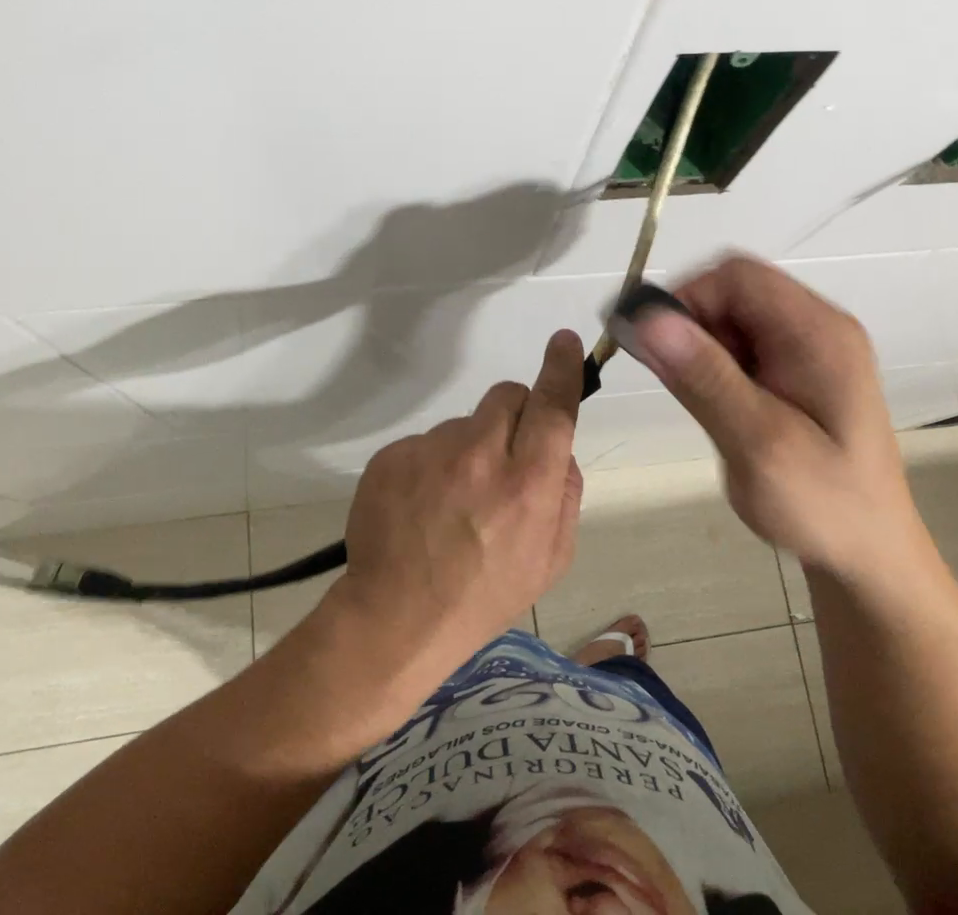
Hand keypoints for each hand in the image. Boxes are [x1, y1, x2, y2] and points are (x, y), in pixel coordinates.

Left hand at [331, 329, 585, 657]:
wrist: (398, 616)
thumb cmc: (486, 595)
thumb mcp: (552, 559)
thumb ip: (566, 496)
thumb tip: (559, 454)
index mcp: (529, 483)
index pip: (553, 406)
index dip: (562, 369)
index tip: (565, 342)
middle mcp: (480, 455)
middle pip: (507, 396)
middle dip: (516, 414)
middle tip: (506, 457)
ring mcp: (429, 452)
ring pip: (463, 425)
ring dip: (468, 449)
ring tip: (451, 502)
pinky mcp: (391, 456)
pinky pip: (423, 444)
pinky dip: (430, 466)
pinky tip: (421, 506)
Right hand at [629, 256, 924, 574]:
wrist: (866, 552)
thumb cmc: (821, 504)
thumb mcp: (759, 443)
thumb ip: (705, 378)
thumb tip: (648, 319)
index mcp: (819, 333)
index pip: (738, 276)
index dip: (684, 298)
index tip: (648, 344)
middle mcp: (817, 329)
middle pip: (734, 293)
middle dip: (690, 328)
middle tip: (673, 382)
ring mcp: (808, 353)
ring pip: (732, 322)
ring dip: (700, 352)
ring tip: (701, 406)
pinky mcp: (796, 376)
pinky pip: (742, 351)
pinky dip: (714, 369)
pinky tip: (716, 410)